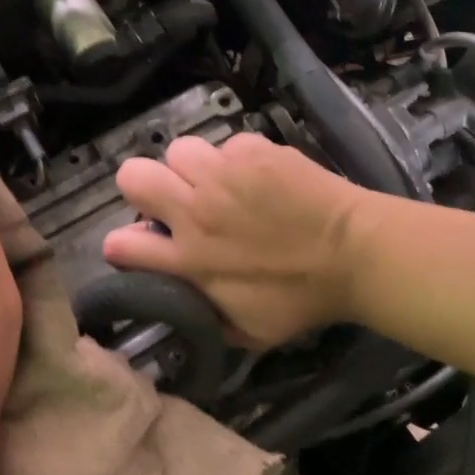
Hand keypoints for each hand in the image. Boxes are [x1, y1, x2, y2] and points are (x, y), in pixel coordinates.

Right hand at [102, 133, 374, 346]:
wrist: (354, 253)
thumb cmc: (302, 298)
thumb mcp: (245, 329)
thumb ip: (202, 312)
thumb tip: (179, 299)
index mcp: (190, 259)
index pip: (121, 244)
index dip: (125, 245)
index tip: (144, 247)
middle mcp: (197, 210)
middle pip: (132, 176)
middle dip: (145, 187)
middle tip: (175, 201)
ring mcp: (224, 174)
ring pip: (179, 149)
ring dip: (193, 167)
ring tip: (220, 182)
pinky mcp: (254, 149)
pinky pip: (228, 144)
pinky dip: (239, 160)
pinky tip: (262, 177)